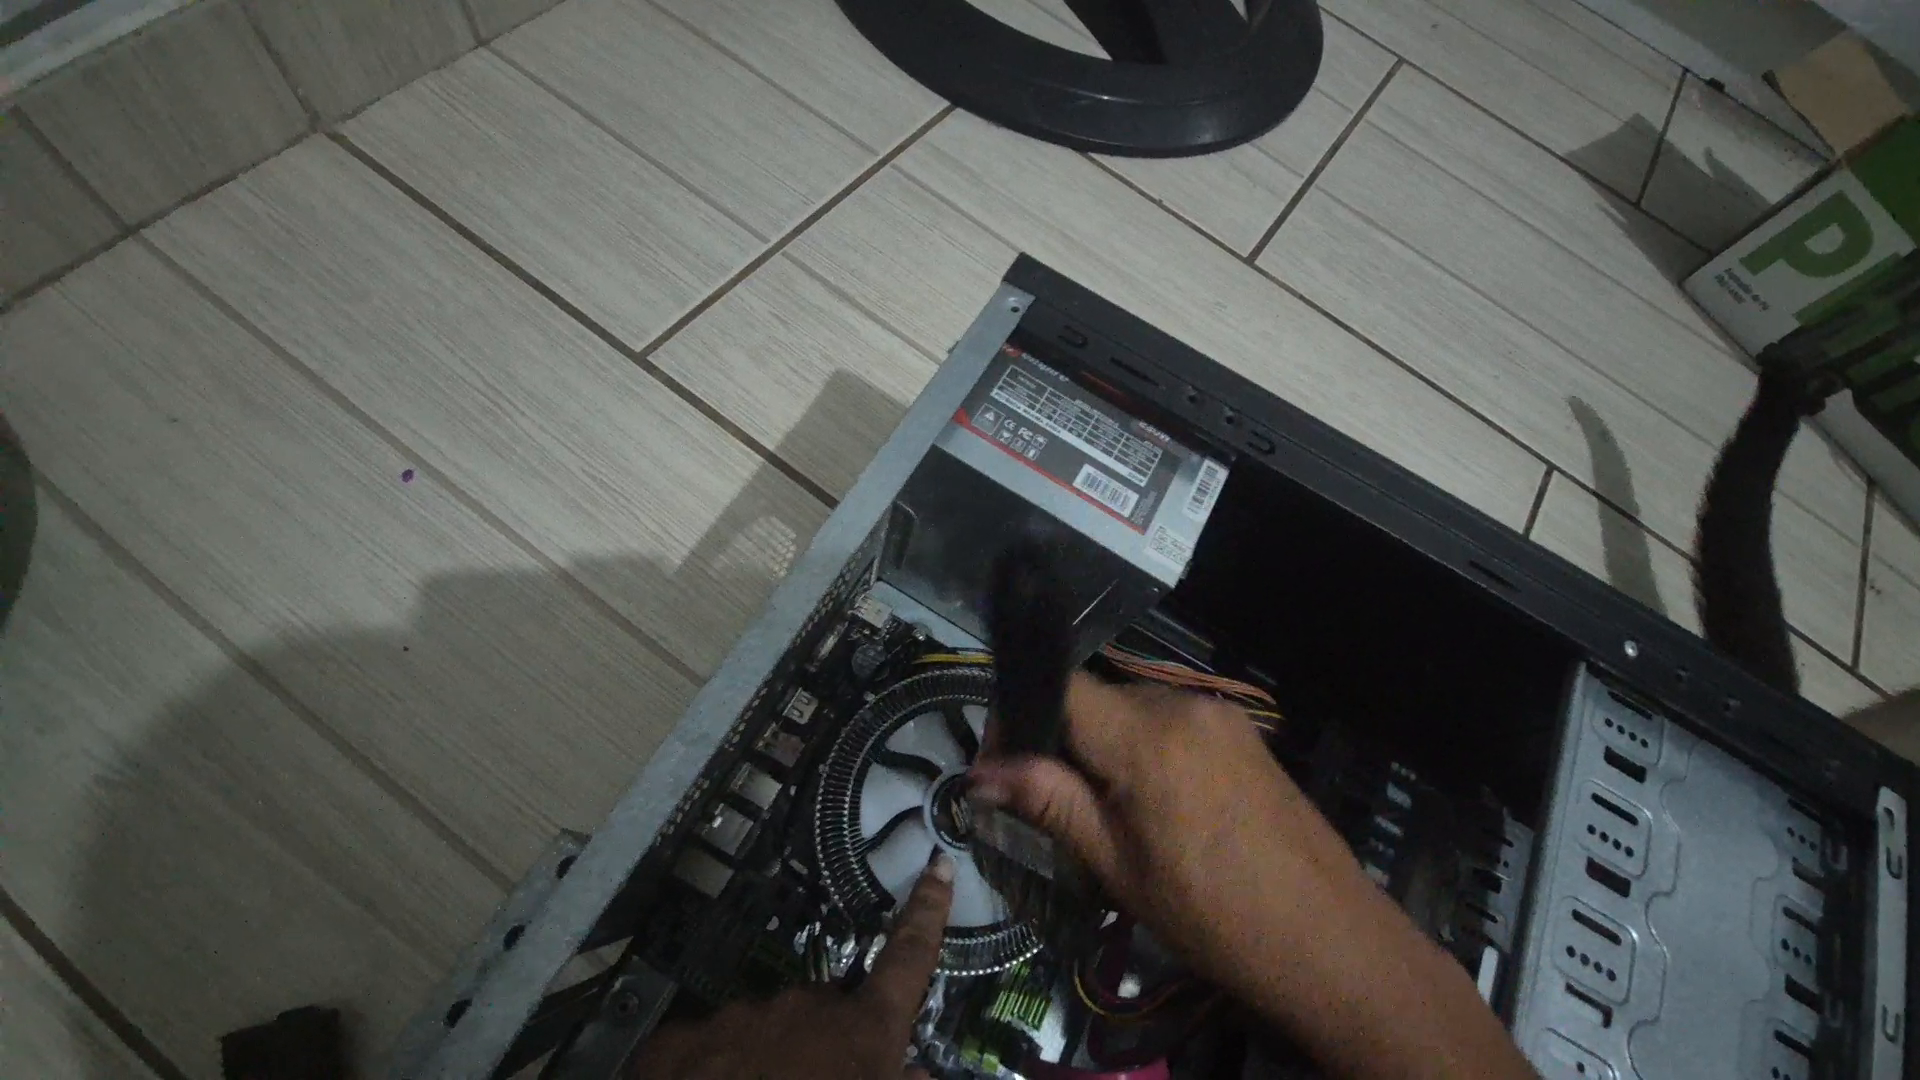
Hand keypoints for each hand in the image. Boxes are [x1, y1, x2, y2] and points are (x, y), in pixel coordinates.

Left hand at [631, 854, 955, 1078]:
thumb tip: (917, 1071)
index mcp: (861, 1030)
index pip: (908, 959)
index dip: (927, 911)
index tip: (939, 865)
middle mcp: (806, 1007)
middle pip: (827, 1012)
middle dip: (825, 1044)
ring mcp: (743, 1015)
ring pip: (767, 1030)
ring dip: (770, 1062)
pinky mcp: (684, 1037)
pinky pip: (710, 1047)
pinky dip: (715, 1071)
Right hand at [967, 674, 1365, 1007]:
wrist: (1332, 942)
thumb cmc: (1213, 916)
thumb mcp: (1117, 865)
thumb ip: (1049, 802)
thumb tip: (979, 774)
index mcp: (1147, 736)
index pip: (1061, 686)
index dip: (1020, 713)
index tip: (1001, 760)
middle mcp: (1182, 704)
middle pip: (1095, 697)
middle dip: (1059, 736)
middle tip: (1045, 796)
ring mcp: (1218, 713)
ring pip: (1130, 708)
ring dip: (1102, 742)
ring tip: (1100, 805)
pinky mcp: (1240, 730)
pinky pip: (1169, 720)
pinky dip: (1142, 745)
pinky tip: (1150, 799)